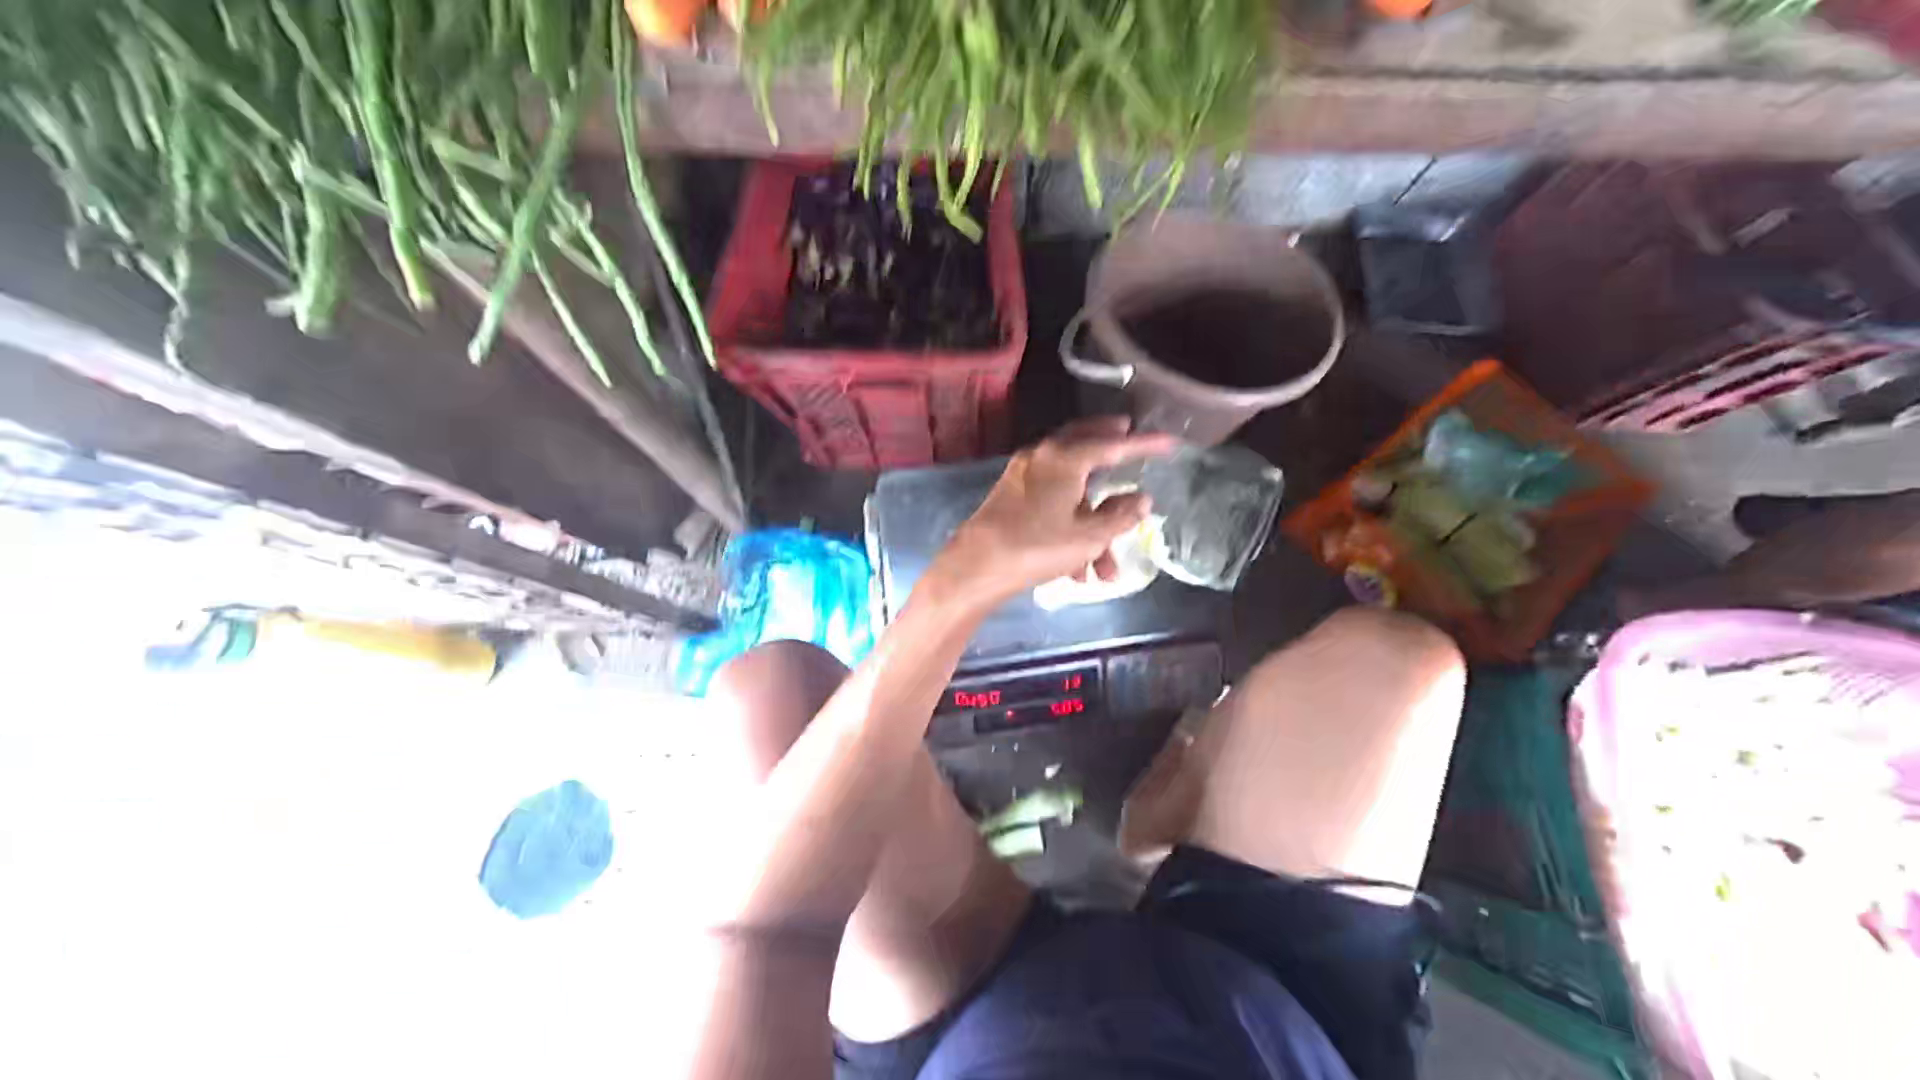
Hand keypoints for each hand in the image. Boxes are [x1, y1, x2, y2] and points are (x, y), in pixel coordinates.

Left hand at [927, 418, 1177, 609]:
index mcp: (1064, 458)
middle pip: (1084, 448)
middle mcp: (1041, 459)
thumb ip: (1120, 515)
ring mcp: (1022, 479)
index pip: (1112, 445)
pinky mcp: (1010, 502)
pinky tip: (1077, 573)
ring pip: (1069, 494)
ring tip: (1107, 573)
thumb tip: (1141, 499)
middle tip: (1129, 436)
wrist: (975, 567)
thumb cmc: (1037, 546)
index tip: (1168, 441)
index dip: (1143, 445)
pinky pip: (1050, 509)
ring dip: (1091, 529)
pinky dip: (1068, 532)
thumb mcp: (1089, 536)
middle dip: (1110, 449)